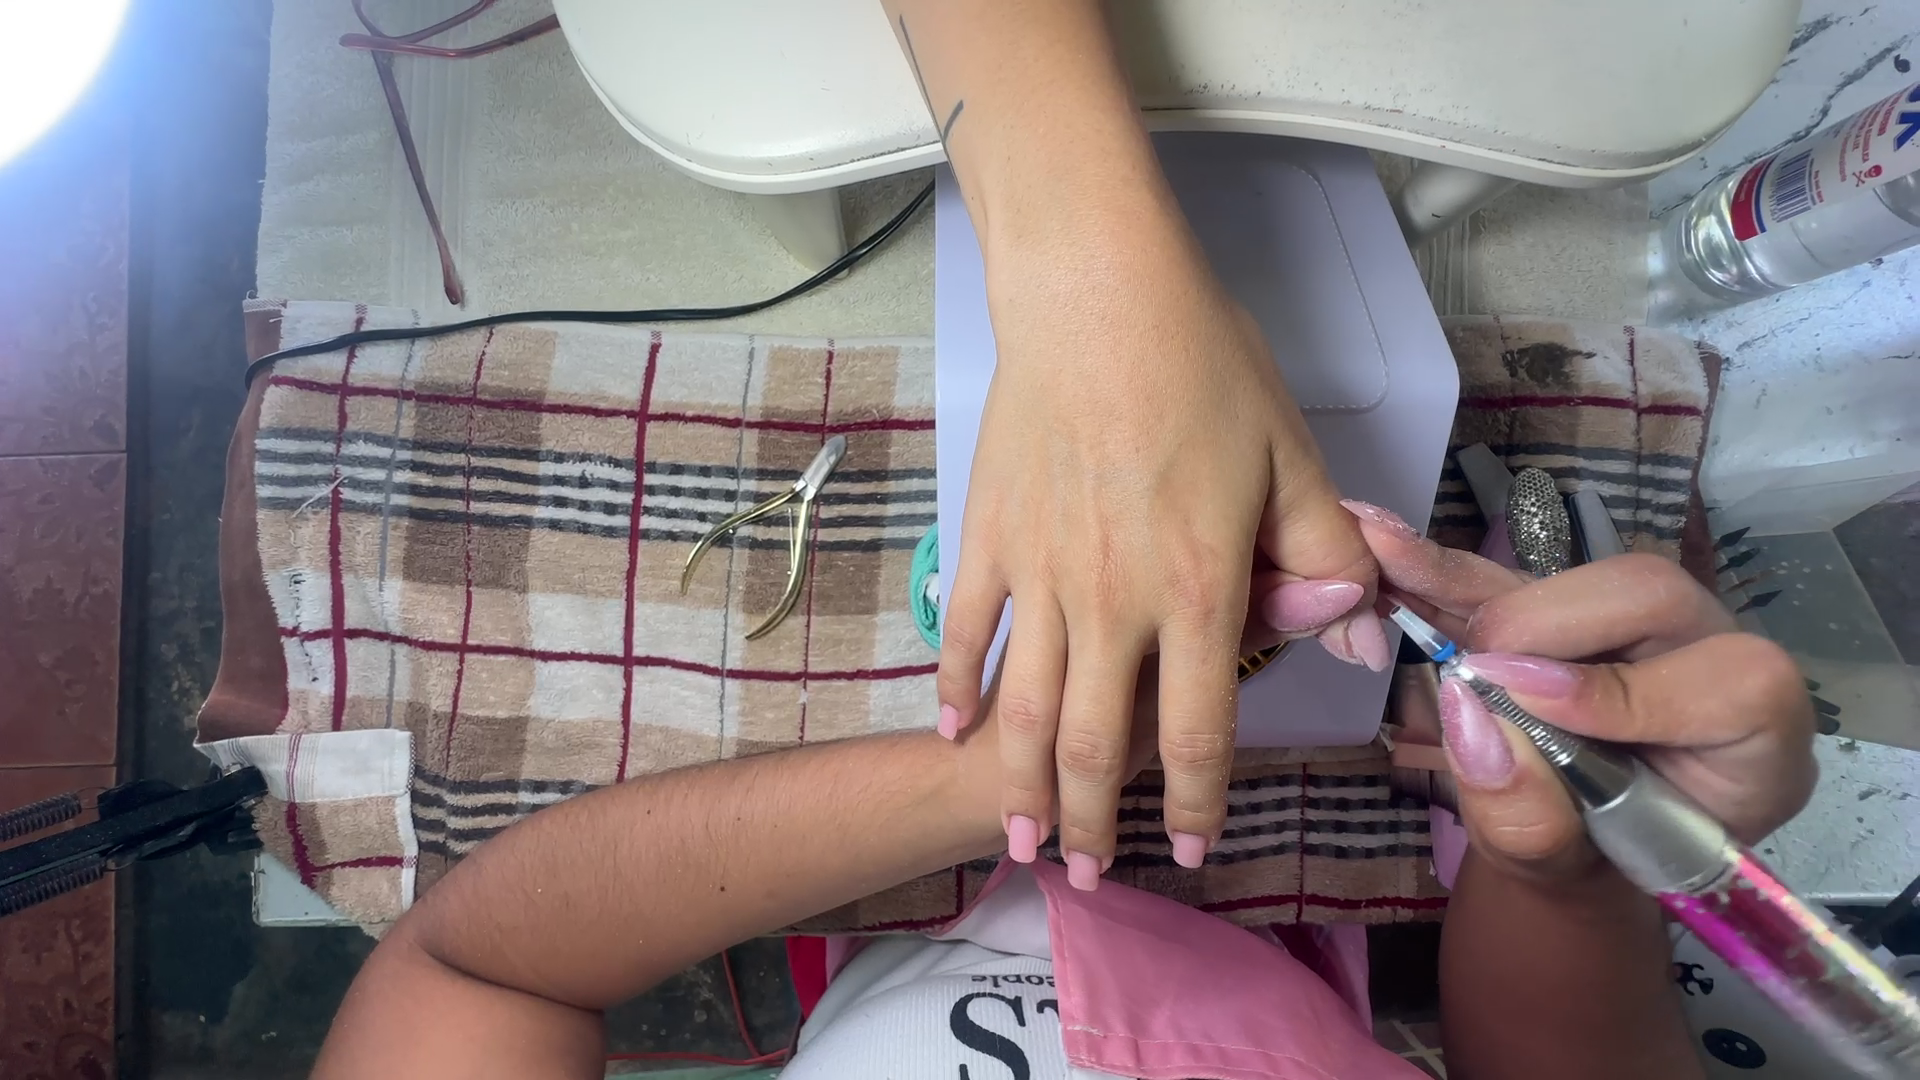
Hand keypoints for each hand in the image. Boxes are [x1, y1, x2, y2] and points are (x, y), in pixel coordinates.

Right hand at [940, 226, 1380, 889]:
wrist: (1095, 303)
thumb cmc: (1200, 369)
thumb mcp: (1291, 456)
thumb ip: (1325, 558)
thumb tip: (1352, 637)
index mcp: (1197, 588)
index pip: (1194, 730)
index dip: (1189, 799)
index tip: (1183, 845)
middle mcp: (1113, 603)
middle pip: (1094, 740)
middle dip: (1092, 819)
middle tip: (1085, 873)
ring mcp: (1038, 576)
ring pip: (1025, 705)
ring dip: (1020, 781)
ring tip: (1018, 837)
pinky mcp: (987, 540)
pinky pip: (965, 630)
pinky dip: (956, 685)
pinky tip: (950, 728)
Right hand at [1350, 502, 1816, 883]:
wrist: (1565, 831)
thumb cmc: (1582, 855)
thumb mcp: (1557, 868)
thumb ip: (1528, 819)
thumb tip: (1475, 727)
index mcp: (1746, 739)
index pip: (1729, 684)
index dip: (1623, 691)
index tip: (1524, 702)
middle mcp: (1698, 657)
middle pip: (1648, 594)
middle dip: (1541, 623)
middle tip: (1468, 664)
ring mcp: (1619, 623)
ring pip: (1564, 572)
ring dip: (1466, 577)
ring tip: (1383, 568)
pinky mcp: (1547, 606)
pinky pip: (1492, 577)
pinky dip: (1429, 568)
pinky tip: (1378, 545)